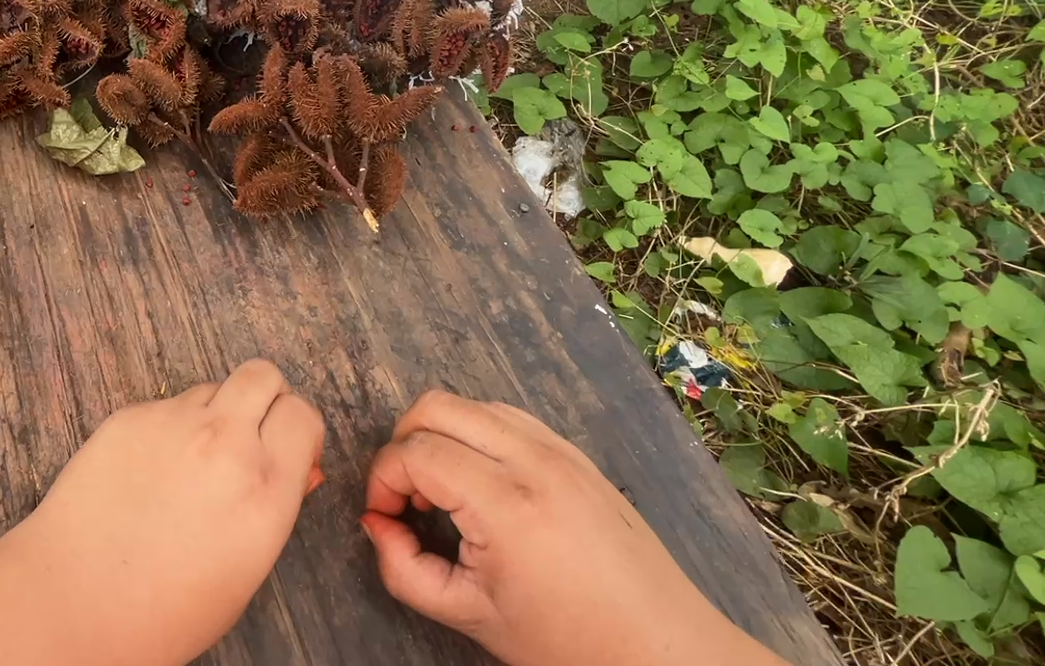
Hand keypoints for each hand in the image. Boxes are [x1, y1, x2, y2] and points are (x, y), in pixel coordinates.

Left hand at [0, 359, 324, 665]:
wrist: (74, 599)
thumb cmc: (165, 610)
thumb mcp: (244, 569)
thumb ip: (272, 505)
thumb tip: (296, 468)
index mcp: (265, 489)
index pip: (303, 415)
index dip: (298, 427)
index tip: (289, 445)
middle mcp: (225, 442)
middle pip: (263, 374)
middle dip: (265, 397)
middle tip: (250, 431)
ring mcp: (173, 421)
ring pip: (211, 388)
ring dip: (213, 413)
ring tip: (188, 464)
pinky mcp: (130, 414)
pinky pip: (165, 406)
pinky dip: (166, 428)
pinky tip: (145, 471)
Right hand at [359, 391, 787, 665]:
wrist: (669, 653)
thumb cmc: (568, 643)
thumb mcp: (470, 616)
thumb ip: (403, 568)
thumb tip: (375, 522)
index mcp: (505, 504)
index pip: (414, 454)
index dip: (383, 480)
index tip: (384, 517)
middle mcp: (531, 459)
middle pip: (433, 407)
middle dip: (402, 445)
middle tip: (407, 496)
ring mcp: (558, 448)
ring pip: (468, 403)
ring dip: (438, 434)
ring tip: (443, 488)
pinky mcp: (574, 450)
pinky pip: (504, 415)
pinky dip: (474, 433)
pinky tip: (480, 480)